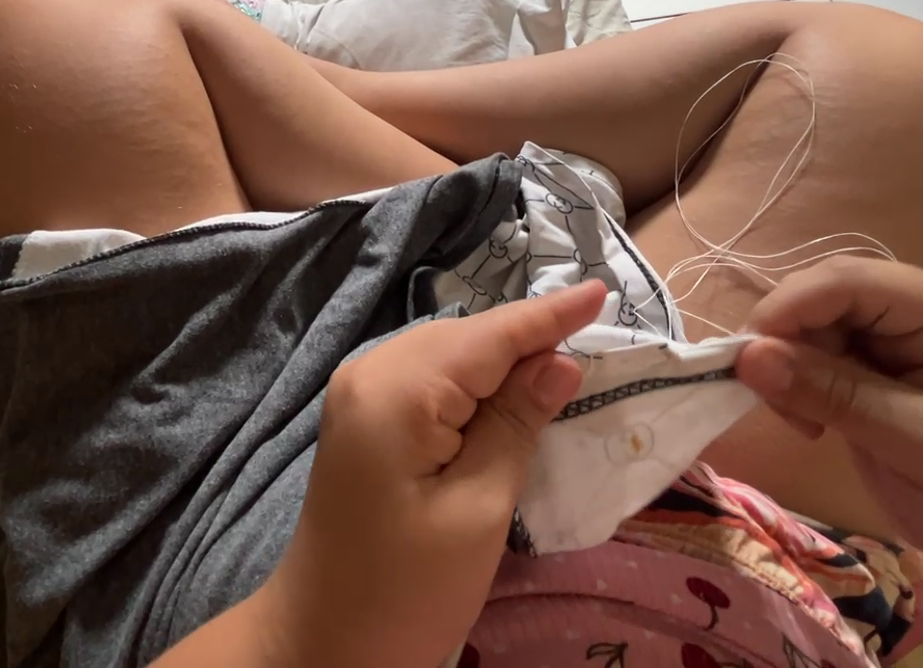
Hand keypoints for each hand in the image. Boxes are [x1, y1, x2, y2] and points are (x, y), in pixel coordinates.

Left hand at [259, 281, 604, 667]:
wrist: (321, 640)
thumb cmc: (406, 589)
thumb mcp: (478, 509)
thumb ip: (516, 424)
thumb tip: (559, 361)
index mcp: (396, 390)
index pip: (488, 337)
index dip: (548, 315)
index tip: (601, 290)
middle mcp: (370, 371)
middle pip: (464, 338)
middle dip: (526, 337)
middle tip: (591, 334)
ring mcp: (359, 390)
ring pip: (446, 353)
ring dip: (500, 358)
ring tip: (559, 359)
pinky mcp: (362, 414)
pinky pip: (427, 376)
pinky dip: (470, 379)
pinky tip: (502, 389)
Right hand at [732, 256, 922, 575]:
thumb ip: (838, 395)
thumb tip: (747, 355)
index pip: (855, 280)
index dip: (794, 304)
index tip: (748, 354)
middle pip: (826, 295)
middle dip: (787, 337)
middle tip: (770, 397)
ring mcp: (896, 347)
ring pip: (809, 325)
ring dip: (785, 365)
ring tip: (799, 424)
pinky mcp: (870, 377)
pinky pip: (810, 358)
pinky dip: (791, 385)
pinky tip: (807, 425)